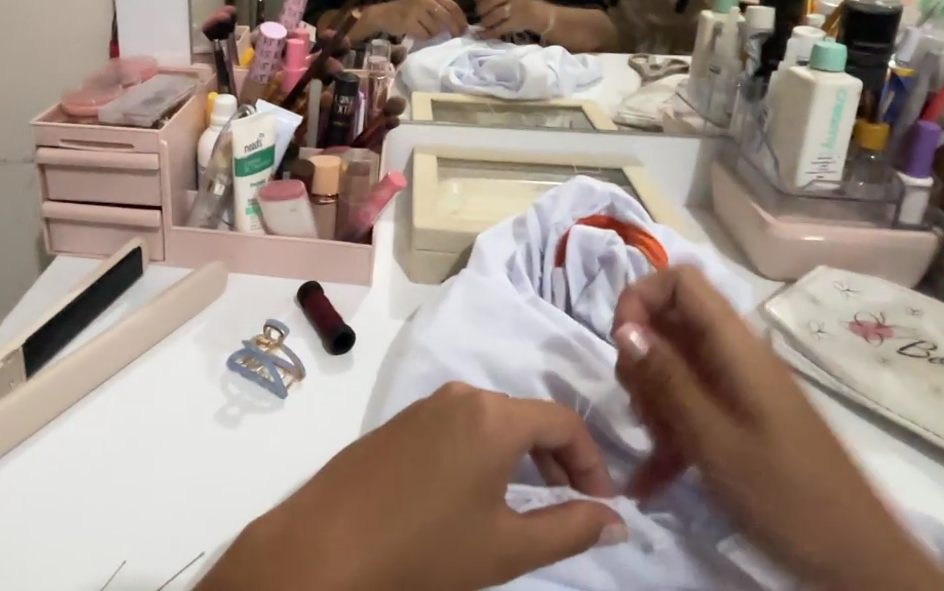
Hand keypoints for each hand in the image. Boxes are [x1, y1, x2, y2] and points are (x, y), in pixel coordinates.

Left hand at [198, 383, 625, 590]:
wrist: (328, 544)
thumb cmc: (426, 547)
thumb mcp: (507, 547)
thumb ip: (570, 529)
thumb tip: (616, 518)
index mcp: (492, 415)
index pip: (564, 421)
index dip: (592, 463)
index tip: (603, 506)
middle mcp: (460, 395)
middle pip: (527, 417)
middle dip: (559, 460)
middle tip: (574, 507)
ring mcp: (425, 406)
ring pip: (492, 421)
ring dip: (522, 457)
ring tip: (530, 504)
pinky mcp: (400, 422)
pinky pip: (459, 427)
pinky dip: (485, 453)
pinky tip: (478, 493)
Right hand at [367, 0, 466, 40]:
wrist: (384, 15)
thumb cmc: (407, 12)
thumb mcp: (425, 5)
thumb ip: (440, 11)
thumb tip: (460, 26)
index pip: (453, 6)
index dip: (461, 19)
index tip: (465, 29)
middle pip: (447, 17)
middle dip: (454, 29)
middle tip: (457, 37)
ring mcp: (416, 10)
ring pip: (436, 29)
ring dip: (433, 34)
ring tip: (424, 31)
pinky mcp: (409, 22)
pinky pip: (424, 35)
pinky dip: (423, 37)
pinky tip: (416, 33)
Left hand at [475, 0, 551, 39]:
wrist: (533, 13)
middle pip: (489, 1)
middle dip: (481, 9)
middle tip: (480, 13)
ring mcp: (515, 7)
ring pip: (493, 16)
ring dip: (485, 21)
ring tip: (484, 23)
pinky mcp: (515, 22)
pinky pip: (497, 29)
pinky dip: (487, 33)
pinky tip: (481, 34)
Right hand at [612, 268, 943, 590]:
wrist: (862, 565)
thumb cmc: (787, 497)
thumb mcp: (713, 440)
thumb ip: (666, 379)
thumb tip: (623, 328)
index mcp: (736, 347)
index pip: (680, 280)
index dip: (641, 298)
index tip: (621, 345)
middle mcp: (736, 357)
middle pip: (669, 323)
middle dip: (641, 360)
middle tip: (641, 409)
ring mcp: (739, 389)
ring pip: (673, 366)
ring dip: (652, 401)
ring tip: (655, 448)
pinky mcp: (741, 420)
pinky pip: (690, 406)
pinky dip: (668, 434)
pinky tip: (649, 481)